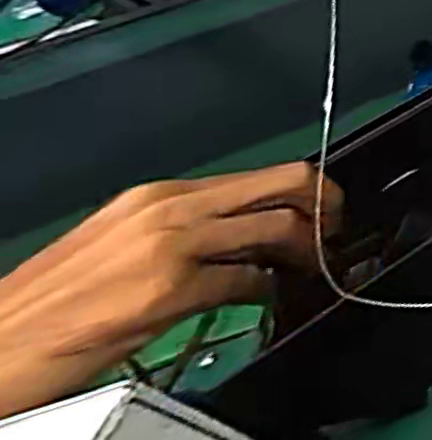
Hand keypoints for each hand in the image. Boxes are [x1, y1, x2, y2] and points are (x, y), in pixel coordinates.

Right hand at [0, 163, 342, 417]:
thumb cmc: (45, 306)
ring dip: (309, 247)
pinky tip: (267, 295)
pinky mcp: (168, 290)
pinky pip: (249, 280)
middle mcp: (171, 209)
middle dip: (327, 204)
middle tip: (335, 230)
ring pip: (282, 226)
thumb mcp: (124, 245)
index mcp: (161, 195)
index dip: (310, 192)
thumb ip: (193, 226)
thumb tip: (256, 227)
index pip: (267, 175)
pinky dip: (269, 288)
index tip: (325, 211)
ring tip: (312, 264)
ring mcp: (171, 247)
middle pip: (291, 183)